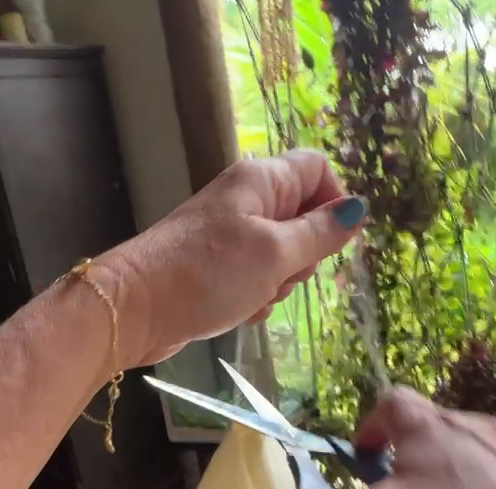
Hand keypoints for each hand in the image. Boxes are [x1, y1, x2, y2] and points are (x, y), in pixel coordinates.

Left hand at [101, 150, 366, 367]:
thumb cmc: (208, 274)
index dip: (334, 204)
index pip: (318, 170)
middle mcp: (246, 201)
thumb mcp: (274, 253)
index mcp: (261, 181)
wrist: (137, 308)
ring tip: (255, 297)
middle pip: (302, 218)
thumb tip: (357, 210)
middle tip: (282, 275)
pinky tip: (242, 312)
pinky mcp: (216, 269)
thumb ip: (319, 233)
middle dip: (303, 255)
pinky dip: (256, 297)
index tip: (333, 244)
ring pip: (280, 256)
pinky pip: (255, 279)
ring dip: (279, 284)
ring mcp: (229, 236)